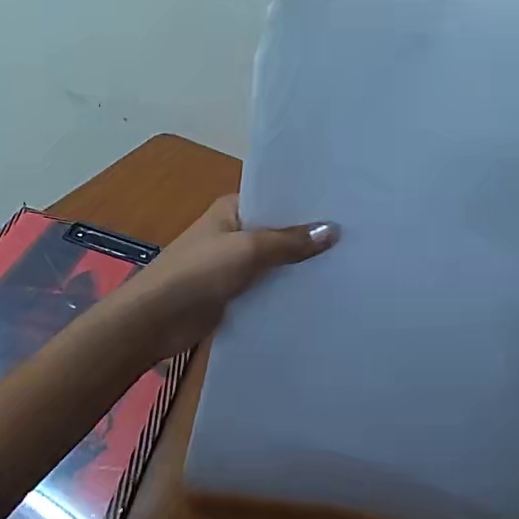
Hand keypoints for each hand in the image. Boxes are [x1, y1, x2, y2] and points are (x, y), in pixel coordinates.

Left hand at [103, 195, 338, 361]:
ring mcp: (231, 267)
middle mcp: (231, 234)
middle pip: (277, 234)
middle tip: (362, 240)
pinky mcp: (231, 296)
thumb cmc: (197, 273)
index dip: (307, 203)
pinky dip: (285, 293)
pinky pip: (265, 290)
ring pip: (273, 265)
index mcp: (230, 211)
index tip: (349, 206)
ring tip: (352, 268)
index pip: (274, 199)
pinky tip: (320, 298)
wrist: (156, 319)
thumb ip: (288, 241)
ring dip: (300, 269)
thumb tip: (331, 229)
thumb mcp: (246, 249)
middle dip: (309, 239)